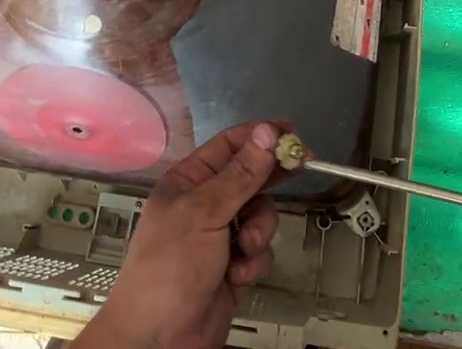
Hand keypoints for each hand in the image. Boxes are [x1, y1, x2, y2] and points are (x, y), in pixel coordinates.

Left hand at [74, 121, 289, 348]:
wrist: (159, 340)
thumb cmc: (170, 266)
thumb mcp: (204, 212)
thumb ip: (240, 175)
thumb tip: (267, 132)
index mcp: (189, 180)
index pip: (230, 145)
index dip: (260, 136)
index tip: (291, 133)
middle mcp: (205, 202)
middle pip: (249, 177)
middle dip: (270, 179)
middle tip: (302, 165)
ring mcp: (220, 234)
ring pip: (260, 214)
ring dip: (259, 231)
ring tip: (245, 249)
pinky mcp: (233, 265)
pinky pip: (259, 250)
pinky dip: (253, 262)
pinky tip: (237, 276)